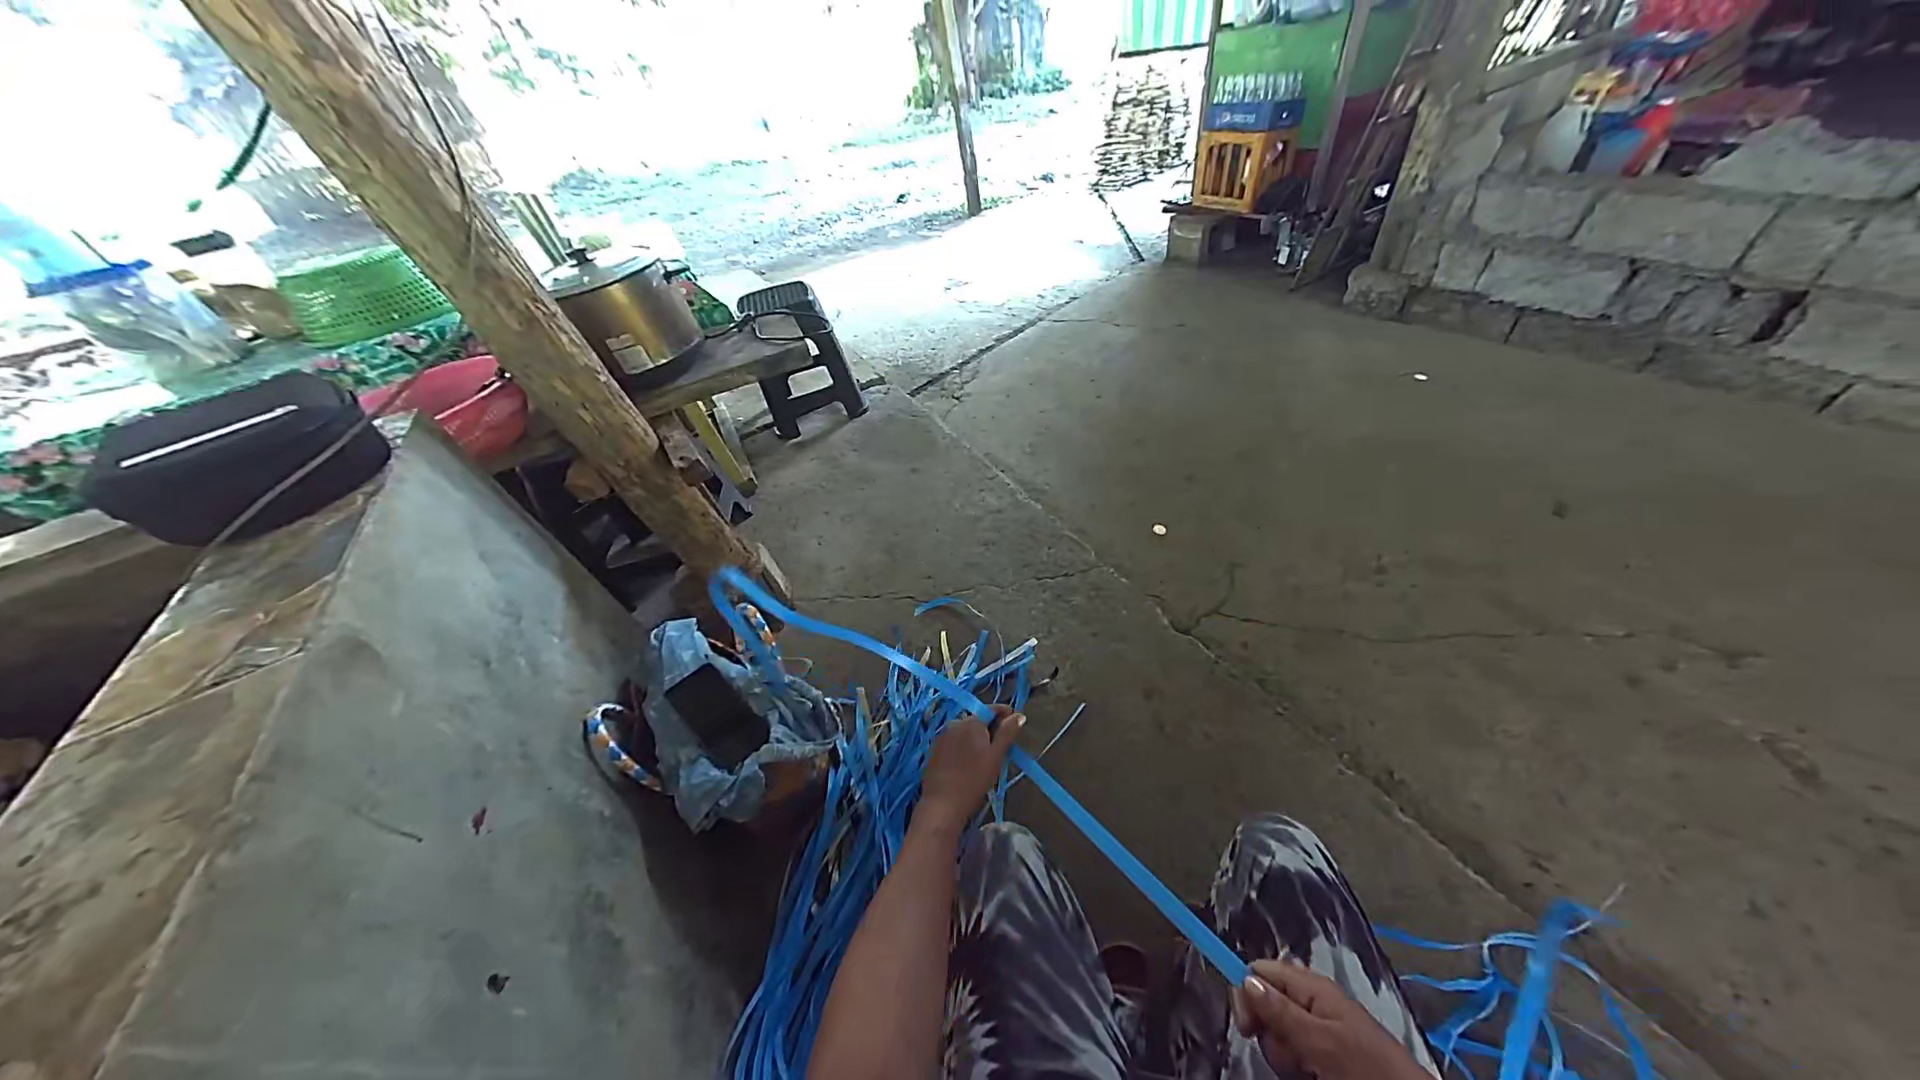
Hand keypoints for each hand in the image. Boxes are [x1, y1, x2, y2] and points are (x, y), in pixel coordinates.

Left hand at [917, 706, 1022, 834]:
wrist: (942, 803)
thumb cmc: (974, 779)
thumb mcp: (996, 755)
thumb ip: (1007, 733)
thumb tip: (1019, 715)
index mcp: (971, 721)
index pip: (991, 709)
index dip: (1005, 714)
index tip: (1015, 725)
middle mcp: (954, 723)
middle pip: (978, 721)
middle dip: (990, 730)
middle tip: (1001, 750)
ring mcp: (942, 736)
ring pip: (965, 732)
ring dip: (977, 739)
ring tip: (984, 760)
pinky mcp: (934, 750)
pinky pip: (954, 742)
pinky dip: (963, 748)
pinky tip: (967, 765)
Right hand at [1231, 958, 1430, 1079]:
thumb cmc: (1369, 1071)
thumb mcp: (1323, 1042)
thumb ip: (1282, 1012)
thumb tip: (1245, 980)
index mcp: (1311, 987)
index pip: (1260, 971)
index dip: (1246, 993)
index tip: (1247, 1027)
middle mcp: (1311, 1002)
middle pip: (1265, 1006)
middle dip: (1272, 1036)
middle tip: (1294, 1058)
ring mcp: (1318, 1031)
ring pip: (1278, 1036)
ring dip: (1286, 1058)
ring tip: (1311, 1073)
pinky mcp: (1323, 1055)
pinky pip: (1294, 1055)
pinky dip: (1297, 1069)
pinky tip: (1313, 1077)